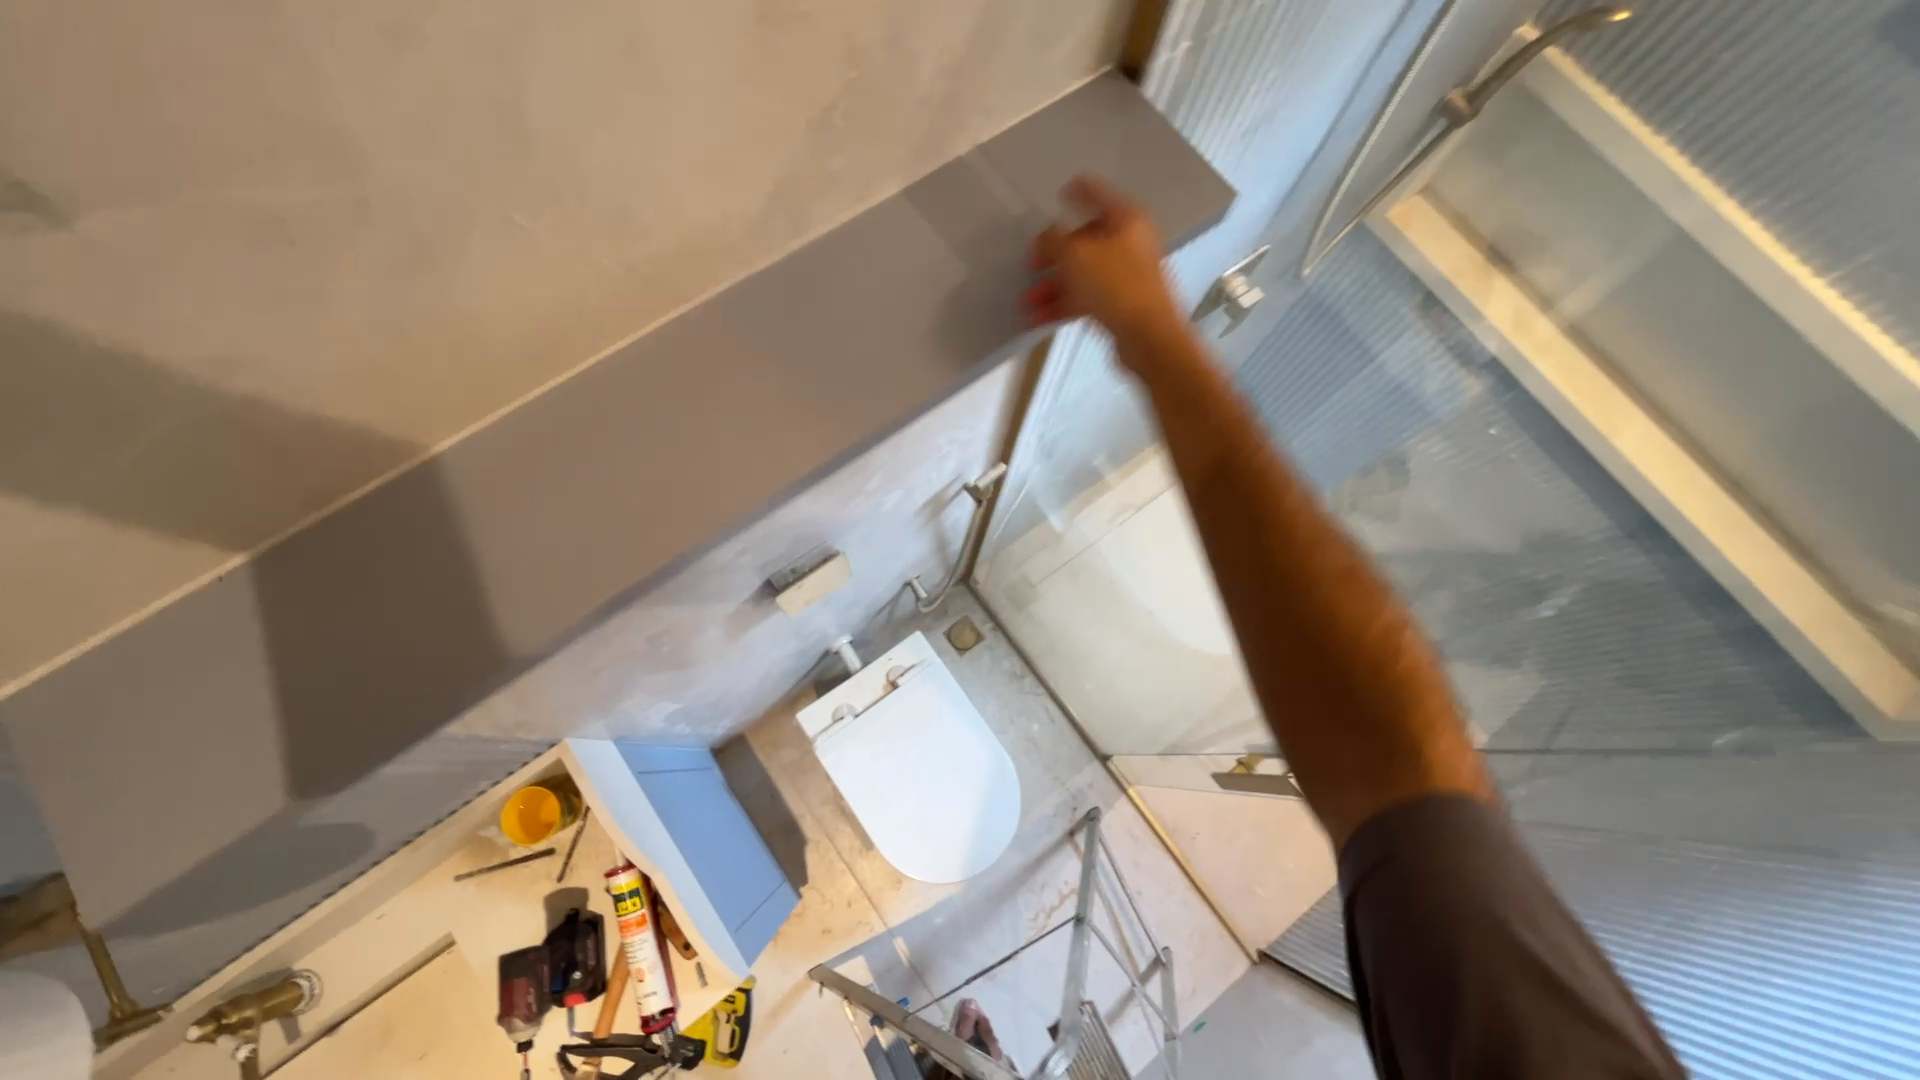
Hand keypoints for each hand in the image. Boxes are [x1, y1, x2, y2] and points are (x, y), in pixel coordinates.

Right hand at [1021, 176, 1184, 346]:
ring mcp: (1125, 276)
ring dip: (1053, 286)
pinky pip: (1086, 298)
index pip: (1097, 195)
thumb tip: (1046, 236)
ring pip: (1082, 274)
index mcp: (1125, 219)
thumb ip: (1053, 240)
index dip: (1076, 192)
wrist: (1148, 336)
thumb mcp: (1075, 255)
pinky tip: (1038, 318)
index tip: (1059, 193)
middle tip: (1030, 263)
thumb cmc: (1114, 284)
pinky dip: (1063, 305)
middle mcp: (1128, 243)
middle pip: (1085, 241)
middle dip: (1053, 255)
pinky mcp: (1121, 305)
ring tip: (1026, 301)